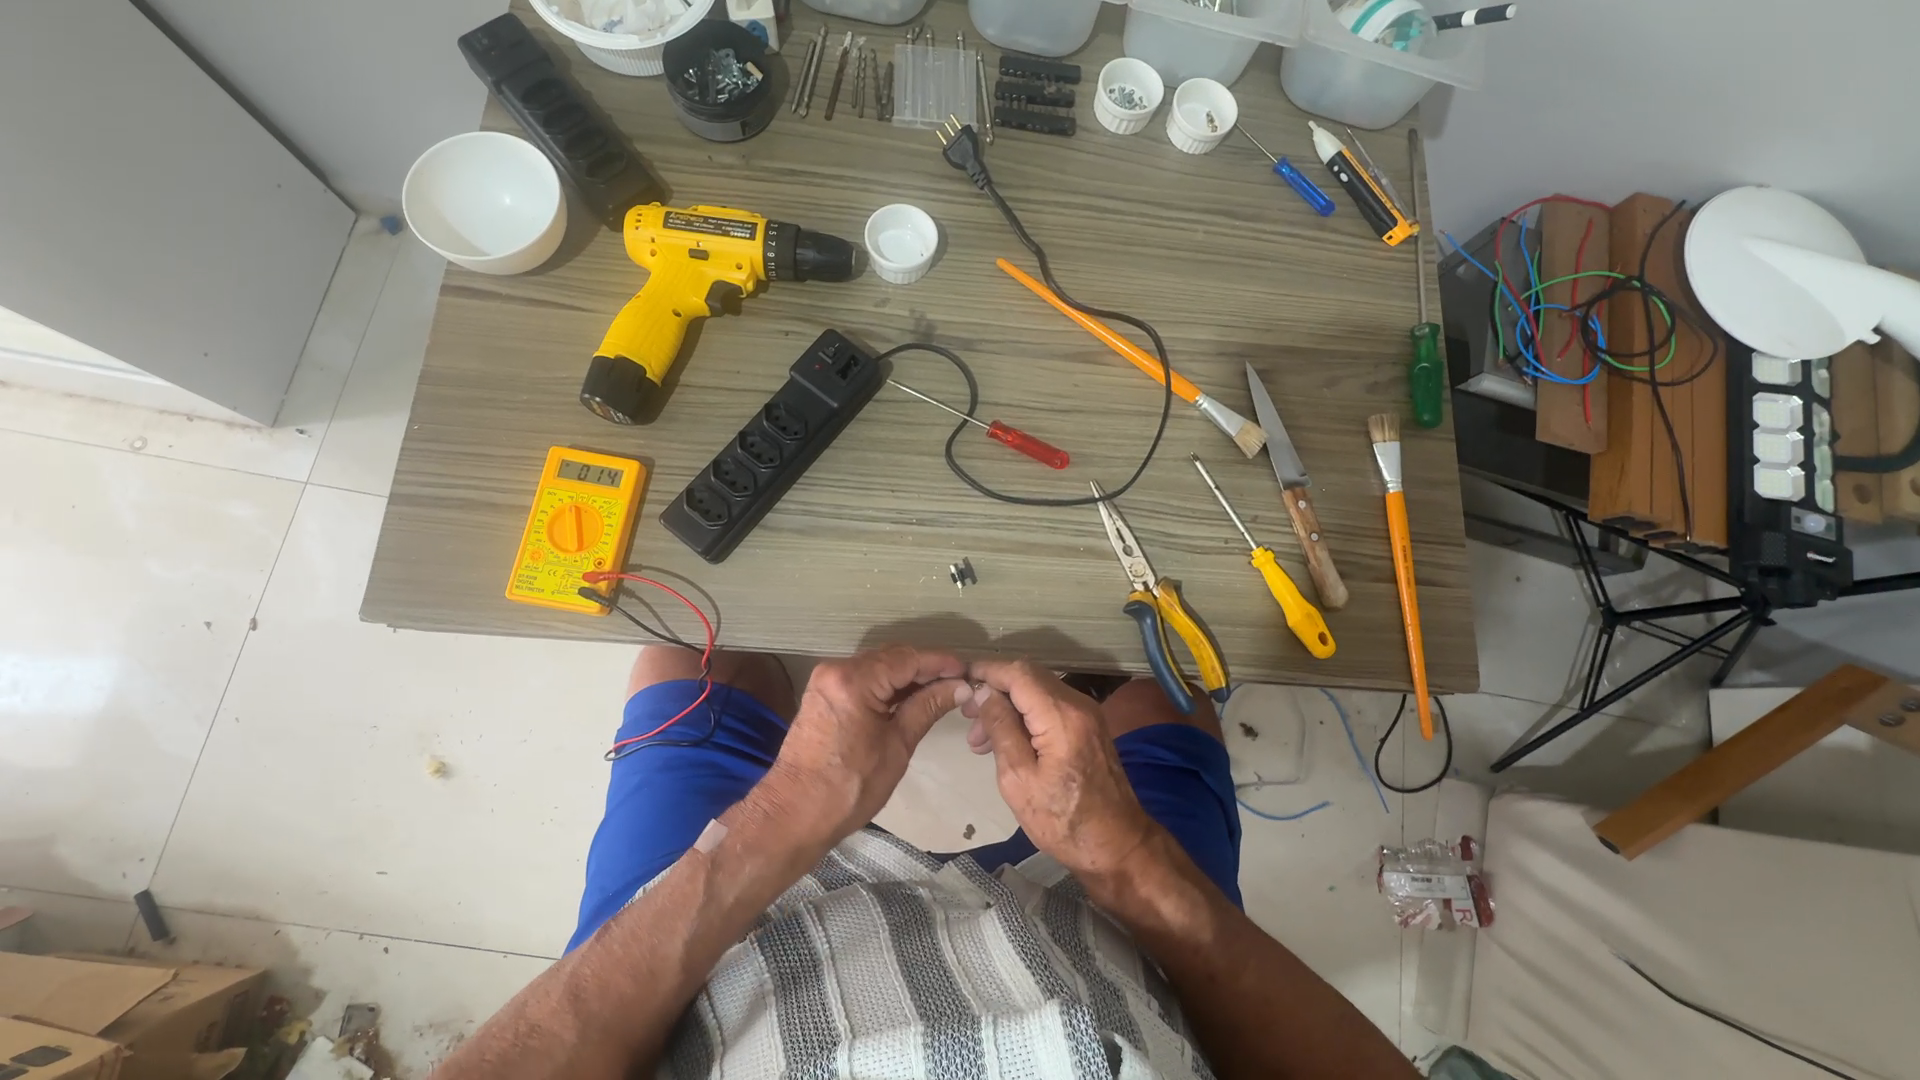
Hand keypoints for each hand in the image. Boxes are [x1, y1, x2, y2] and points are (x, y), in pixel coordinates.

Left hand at [758, 646, 968, 843]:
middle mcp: (836, 670)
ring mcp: (826, 681)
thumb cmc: (849, 787)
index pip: (908, 658)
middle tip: (958, 684)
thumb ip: (928, 707)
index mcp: (854, 680)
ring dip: (907, 677)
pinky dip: (887, 686)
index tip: (968, 672)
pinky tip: (910, 699)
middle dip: (926, 668)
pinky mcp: (823, 694)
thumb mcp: (897, 746)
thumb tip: (960, 687)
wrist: (795, 815)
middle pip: (892, 657)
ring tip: (940, 692)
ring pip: (878, 667)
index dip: (941, 663)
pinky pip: (863, 679)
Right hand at [964, 660, 1156, 876]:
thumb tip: (984, 693)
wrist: (1117, 845)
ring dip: (1008, 706)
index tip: (959, 681)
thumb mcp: (1018, 779)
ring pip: (1038, 691)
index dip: (987, 672)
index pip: (1018, 673)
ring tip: (981, 741)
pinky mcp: (1089, 727)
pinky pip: (1050, 706)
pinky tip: (1006, 741)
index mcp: (1062, 716)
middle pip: (1029, 677)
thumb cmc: (1063, 821)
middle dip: (994, 690)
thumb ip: (1001, 729)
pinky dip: (1026, 715)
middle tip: (967, 719)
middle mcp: (1079, 704)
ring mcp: (1088, 714)